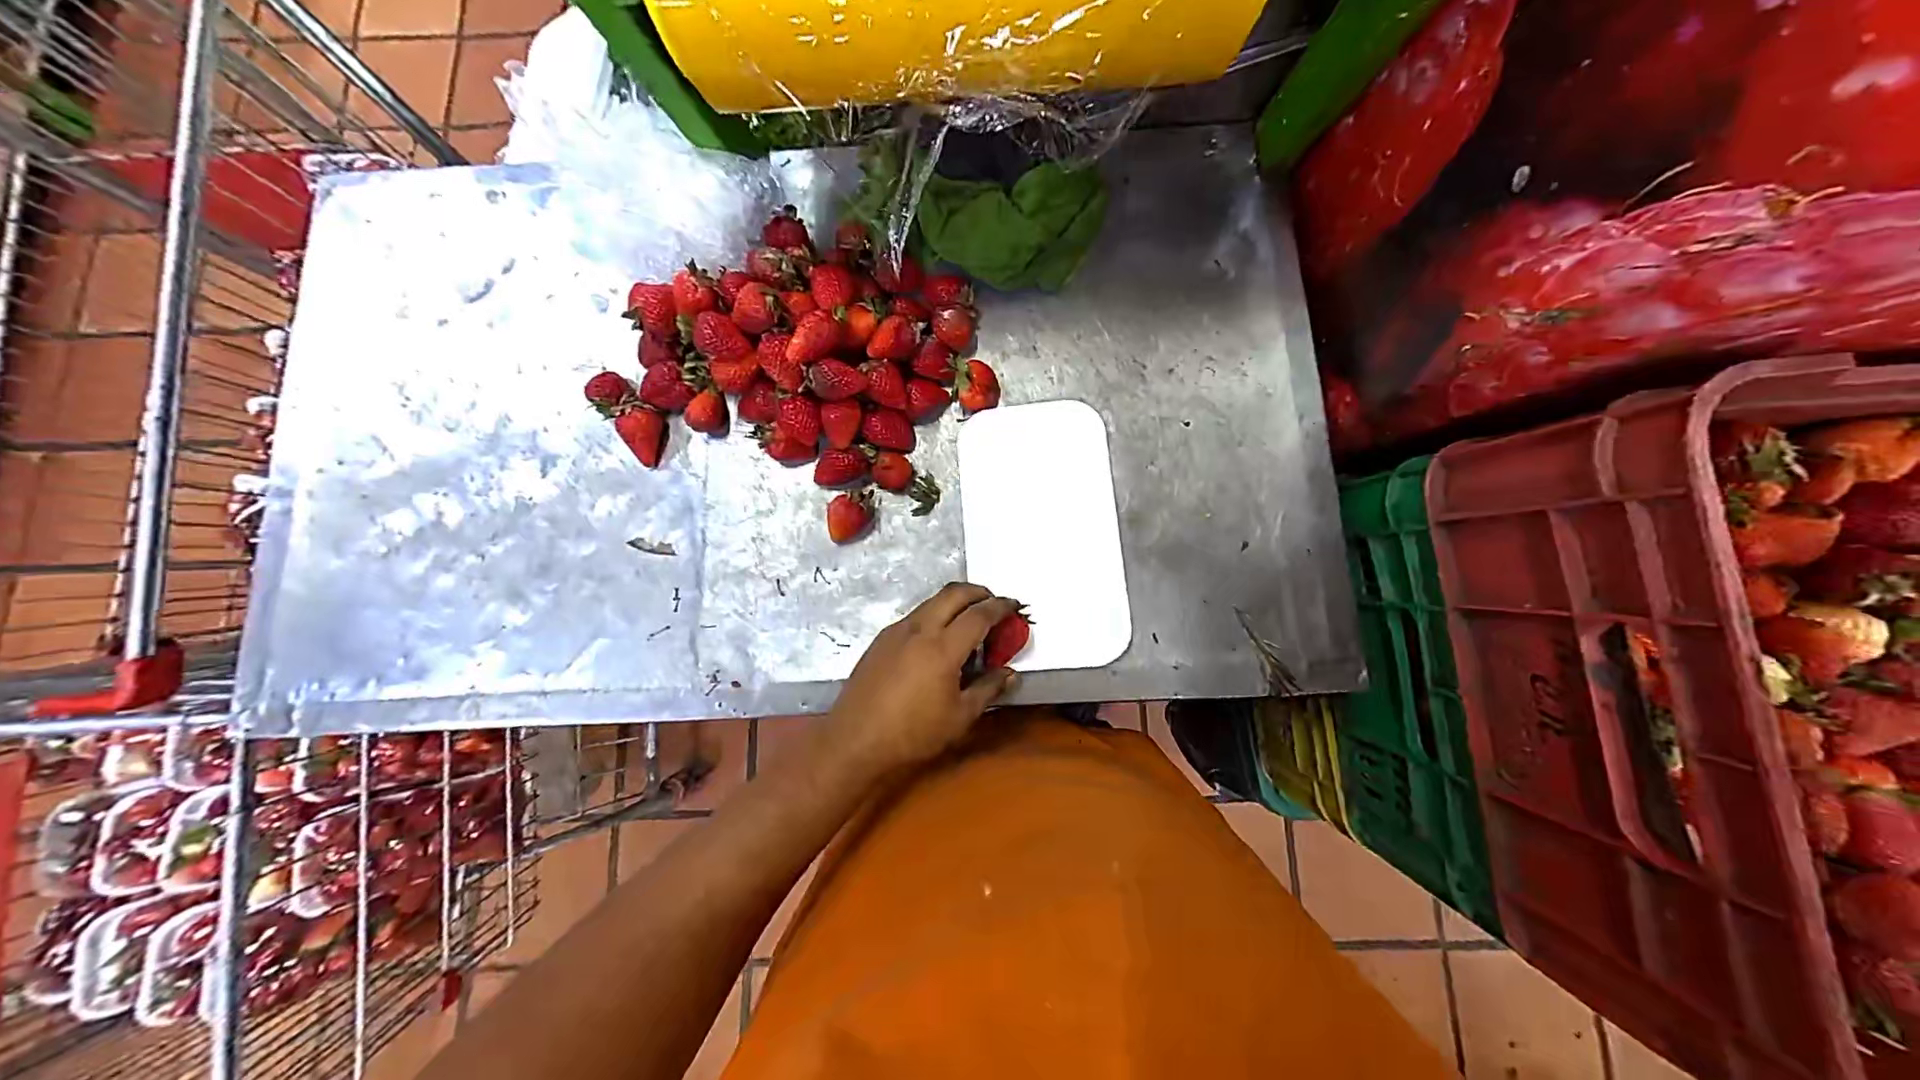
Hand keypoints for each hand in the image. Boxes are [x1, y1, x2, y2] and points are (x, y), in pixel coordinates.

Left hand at [824, 583, 1020, 774]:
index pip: (979, 614)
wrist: (854, 741)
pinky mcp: (881, 640)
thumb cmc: (912, 734)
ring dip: (955, 603)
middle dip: (979, 593)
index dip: (1002, 607)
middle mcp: (919, 629)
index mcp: (942, 647)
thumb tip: (1008, 673)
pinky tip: (938, 641)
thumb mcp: (959, 717)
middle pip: (954, 593)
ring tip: (969, 624)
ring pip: (932, 602)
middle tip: (994, 606)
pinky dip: (935, 615)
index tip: (1016, 606)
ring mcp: (896, 631)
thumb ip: (988, 689)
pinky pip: (916, 616)